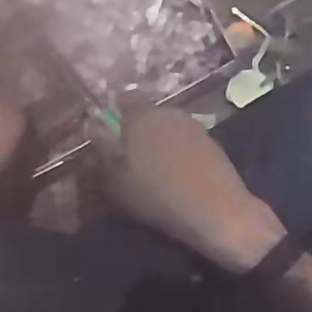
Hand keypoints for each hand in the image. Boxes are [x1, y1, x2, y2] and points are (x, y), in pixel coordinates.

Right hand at [98, 104, 286, 272]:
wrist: (217, 211)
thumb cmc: (157, 196)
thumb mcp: (117, 179)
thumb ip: (104, 149)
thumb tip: (94, 126)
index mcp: (141, 115)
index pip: (125, 99)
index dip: (118, 114)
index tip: (114, 135)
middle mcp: (169, 112)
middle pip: (150, 114)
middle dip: (141, 131)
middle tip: (135, 159)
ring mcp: (195, 126)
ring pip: (171, 129)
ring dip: (163, 143)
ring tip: (159, 172)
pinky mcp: (214, 144)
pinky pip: (188, 144)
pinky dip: (182, 155)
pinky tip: (181, 178)